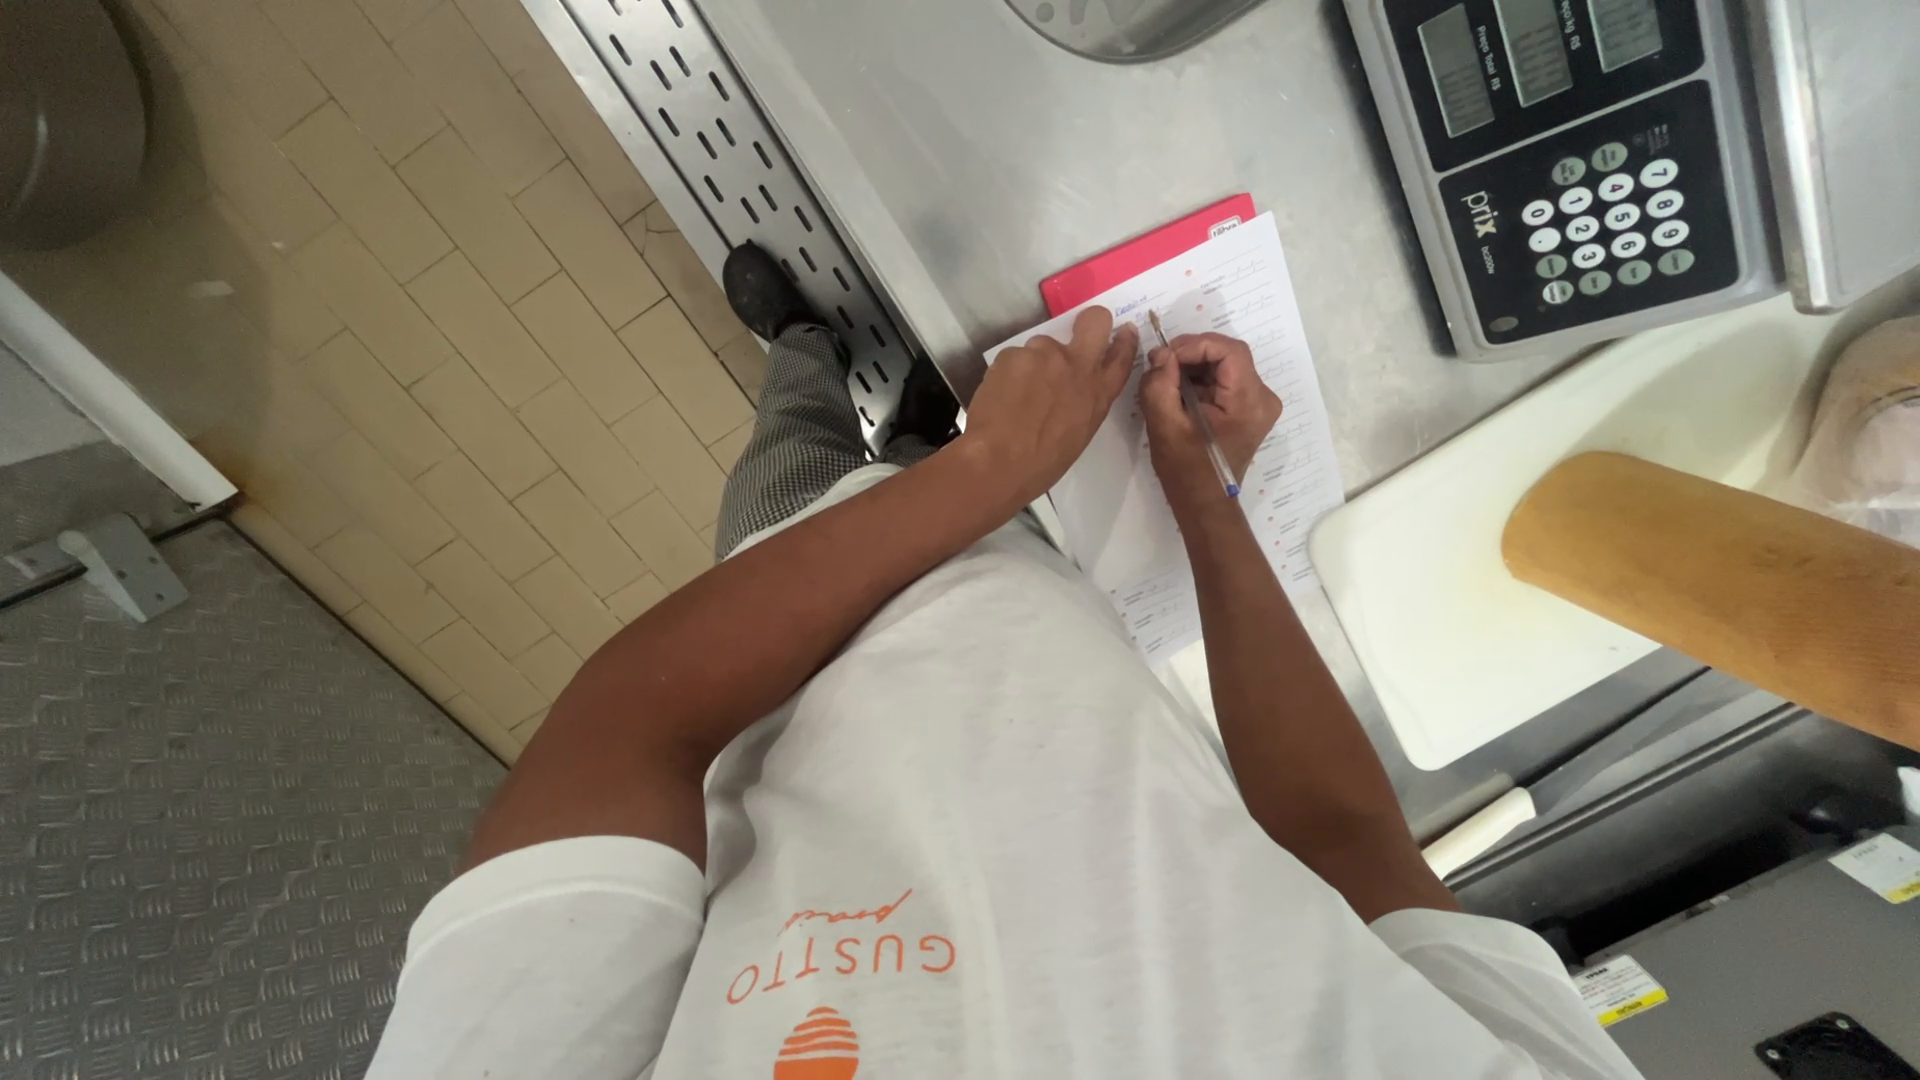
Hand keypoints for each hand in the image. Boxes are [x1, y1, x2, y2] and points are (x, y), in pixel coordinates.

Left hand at [958, 306, 1137, 507]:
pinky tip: (999, 396)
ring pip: (1042, 345)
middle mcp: (1077, 365)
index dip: (1123, 340)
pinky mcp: (1013, 354)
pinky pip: (1012, 358)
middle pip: (1095, 320)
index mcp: (1098, 393)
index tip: (1122, 331)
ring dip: (1033, 362)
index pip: (1121, 355)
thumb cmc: (1042, 463)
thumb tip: (1074, 395)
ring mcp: (1045, 355)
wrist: (999, 461)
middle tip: (1075, 333)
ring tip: (1016, 393)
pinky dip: (1007, 373)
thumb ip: (1083, 405)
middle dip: (1089, 321)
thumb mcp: (1078, 436)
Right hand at [1140, 332, 1282, 518]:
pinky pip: (1223, 381)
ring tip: (1165, 382)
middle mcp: (1262, 398)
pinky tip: (1177, 394)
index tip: (1164, 356)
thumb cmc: (1185, 470)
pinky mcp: (1247, 409)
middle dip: (1190, 356)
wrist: (1203, 503)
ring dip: (1192, 368)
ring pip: (1224, 366)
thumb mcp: (1165, 426)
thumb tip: (1161, 354)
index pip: (1229, 350)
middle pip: (1227, 356)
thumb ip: (1159, 384)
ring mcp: (1258, 404)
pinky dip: (1198, 381)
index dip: (1194, 344)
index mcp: (1250, 402)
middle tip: (1159, 367)